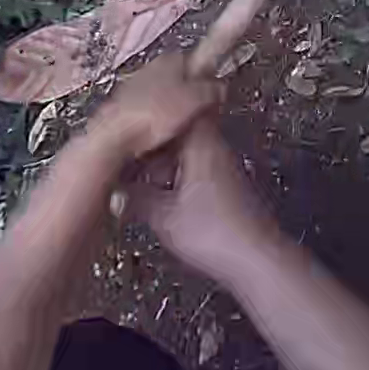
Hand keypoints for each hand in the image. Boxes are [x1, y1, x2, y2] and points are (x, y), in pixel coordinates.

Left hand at [72, 52, 220, 166]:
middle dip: (188, 98)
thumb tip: (222, 87)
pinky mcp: (120, 110)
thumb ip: (213, 90)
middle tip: (196, 118)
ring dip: (169, 113)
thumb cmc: (156, 114)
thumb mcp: (197, 101)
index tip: (211, 98)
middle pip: (178, 81)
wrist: (111, 140)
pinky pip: (145, 115)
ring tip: (176, 133)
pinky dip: (152, 125)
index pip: (195, 61)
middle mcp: (149, 67)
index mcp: (170, 59)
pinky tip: (155, 140)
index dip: (205, 79)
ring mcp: (132, 88)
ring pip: (161, 99)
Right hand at [130, 119, 283, 285]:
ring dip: (165, 165)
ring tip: (139, 183)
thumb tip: (115, 191)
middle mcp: (216, 147)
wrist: (253, 255)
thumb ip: (137, 199)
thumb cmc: (211, 231)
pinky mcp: (226, 183)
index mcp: (202, 143)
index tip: (128, 130)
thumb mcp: (164, 216)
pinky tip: (164, 198)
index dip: (152, 120)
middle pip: (181, 133)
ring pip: (188, 152)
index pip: (177, 114)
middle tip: (127, 163)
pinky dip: (178, 177)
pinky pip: (197, 168)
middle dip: (154, 147)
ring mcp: (223, 164)